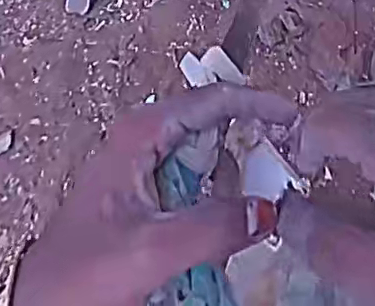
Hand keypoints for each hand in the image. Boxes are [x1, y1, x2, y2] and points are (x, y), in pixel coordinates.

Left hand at [13, 85, 299, 305]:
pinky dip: (221, 184)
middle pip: (215, 117)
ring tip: (269, 181)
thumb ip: (211, 227)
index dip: (259, 104)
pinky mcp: (144, 186)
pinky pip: (195, 173)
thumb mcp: (149, 252)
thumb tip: (268, 210)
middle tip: (288, 154)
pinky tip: (234, 208)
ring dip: (239, 160)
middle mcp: (145, 133)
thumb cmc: (80, 275)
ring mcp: (143, 158)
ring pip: (207, 146)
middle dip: (253, 131)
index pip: (216, 98)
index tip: (294, 119)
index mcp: (143, 130)